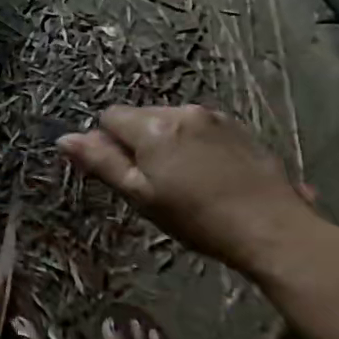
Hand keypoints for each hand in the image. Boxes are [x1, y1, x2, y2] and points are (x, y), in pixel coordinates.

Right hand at [59, 104, 313, 263]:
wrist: (273, 228)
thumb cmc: (198, 219)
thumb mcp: (141, 196)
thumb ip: (102, 162)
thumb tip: (64, 138)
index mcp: (153, 126)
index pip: (109, 117)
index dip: (109, 145)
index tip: (127, 176)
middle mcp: (181, 110)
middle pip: (141, 117)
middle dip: (140, 143)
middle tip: (157, 185)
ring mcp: (214, 117)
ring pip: (172, 122)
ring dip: (169, 144)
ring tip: (188, 184)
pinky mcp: (239, 128)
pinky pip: (200, 129)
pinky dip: (196, 146)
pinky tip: (212, 177)